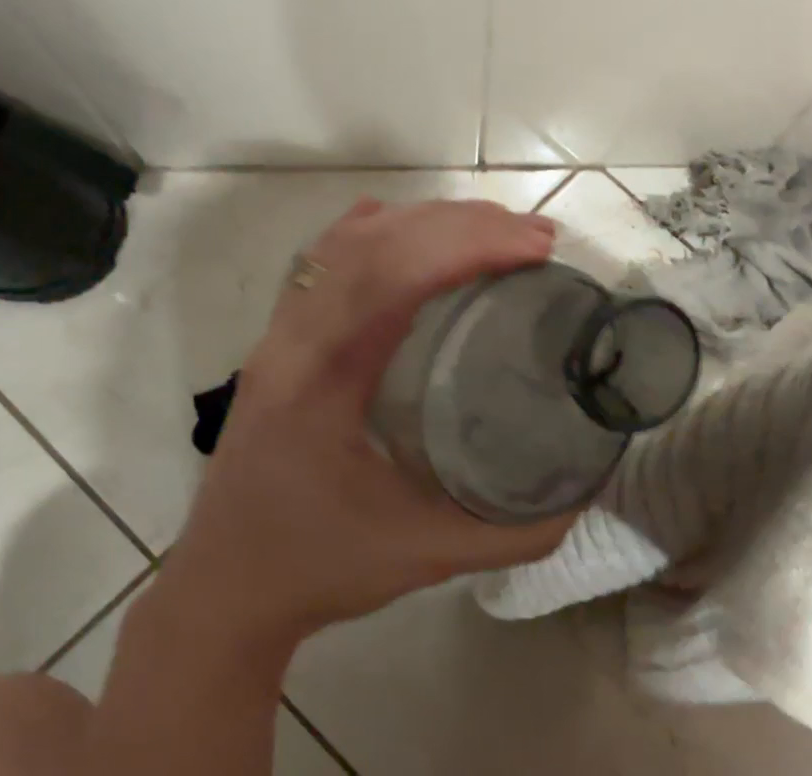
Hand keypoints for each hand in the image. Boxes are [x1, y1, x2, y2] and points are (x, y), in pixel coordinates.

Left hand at [157, 197, 575, 654]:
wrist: (224, 589)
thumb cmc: (319, 568)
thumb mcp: (426, 555)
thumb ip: (514, 531)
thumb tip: (587, 490)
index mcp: (321, 382)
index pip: (391, 277)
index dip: (468, 245)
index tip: (536, 249)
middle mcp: (292, 341)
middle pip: (374, 243)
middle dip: (463, 225)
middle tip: (537, 240)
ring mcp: (279, 336)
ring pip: (348, 242)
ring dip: (426, 222)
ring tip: (494, 232)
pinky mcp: (280, 342)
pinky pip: (325, 261)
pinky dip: (378, 232)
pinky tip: (415, 231)